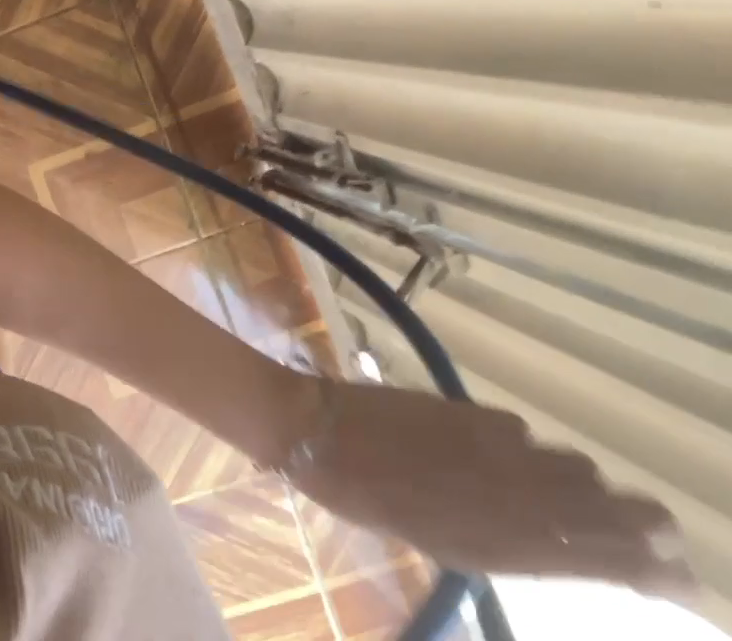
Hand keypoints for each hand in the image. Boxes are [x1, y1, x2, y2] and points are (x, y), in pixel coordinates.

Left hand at [283, 378, 693, 594]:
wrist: (316, 433)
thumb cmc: (362, 496)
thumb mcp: (440, 541)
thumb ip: (506, 544)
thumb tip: (557, 546)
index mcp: (512, 546)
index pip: (623, 564)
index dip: (660, 571)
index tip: (676, 578)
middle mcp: (526, 502)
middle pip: (631, 512)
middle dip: (643, 521)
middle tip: (634, 525)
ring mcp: (508, 453)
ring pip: (582, 467)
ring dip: (574, 478)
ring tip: (541, 482)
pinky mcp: (481, 414)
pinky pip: (524, 433)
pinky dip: (517, 444)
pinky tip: (484, 446)